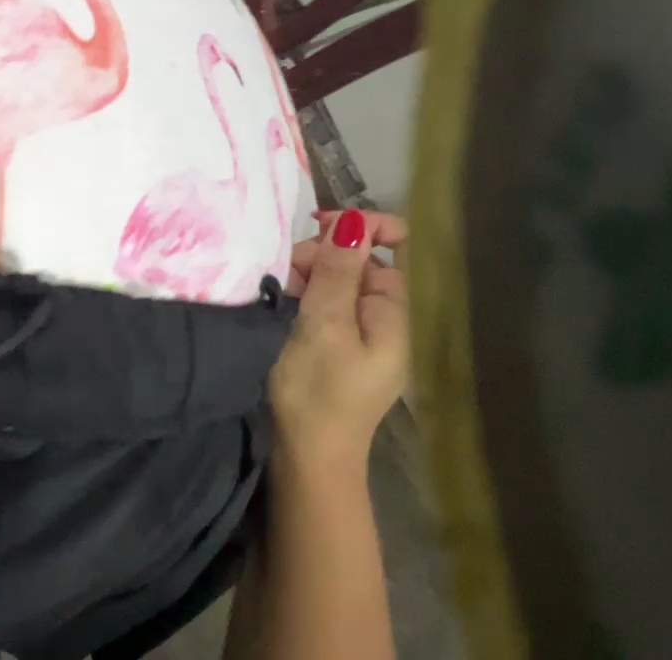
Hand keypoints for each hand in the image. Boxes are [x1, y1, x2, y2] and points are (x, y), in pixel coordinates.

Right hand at [268, 209, 409, 473]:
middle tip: (283, 273)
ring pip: (333, 279)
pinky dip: (298, 295)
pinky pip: (321, 301)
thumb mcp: (324, 325)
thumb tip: (354, 220)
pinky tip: (277, 303)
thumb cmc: (317, 387)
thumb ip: (337, 272)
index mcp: (395, 311)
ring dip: (303, 275)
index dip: (362, 227)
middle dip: (319, 254)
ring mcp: (360, 330)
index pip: (395, 246)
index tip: (315, 227)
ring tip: (275, 292)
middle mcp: (384, 315)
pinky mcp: (335, 341)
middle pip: (357, 260)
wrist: (307, 451)